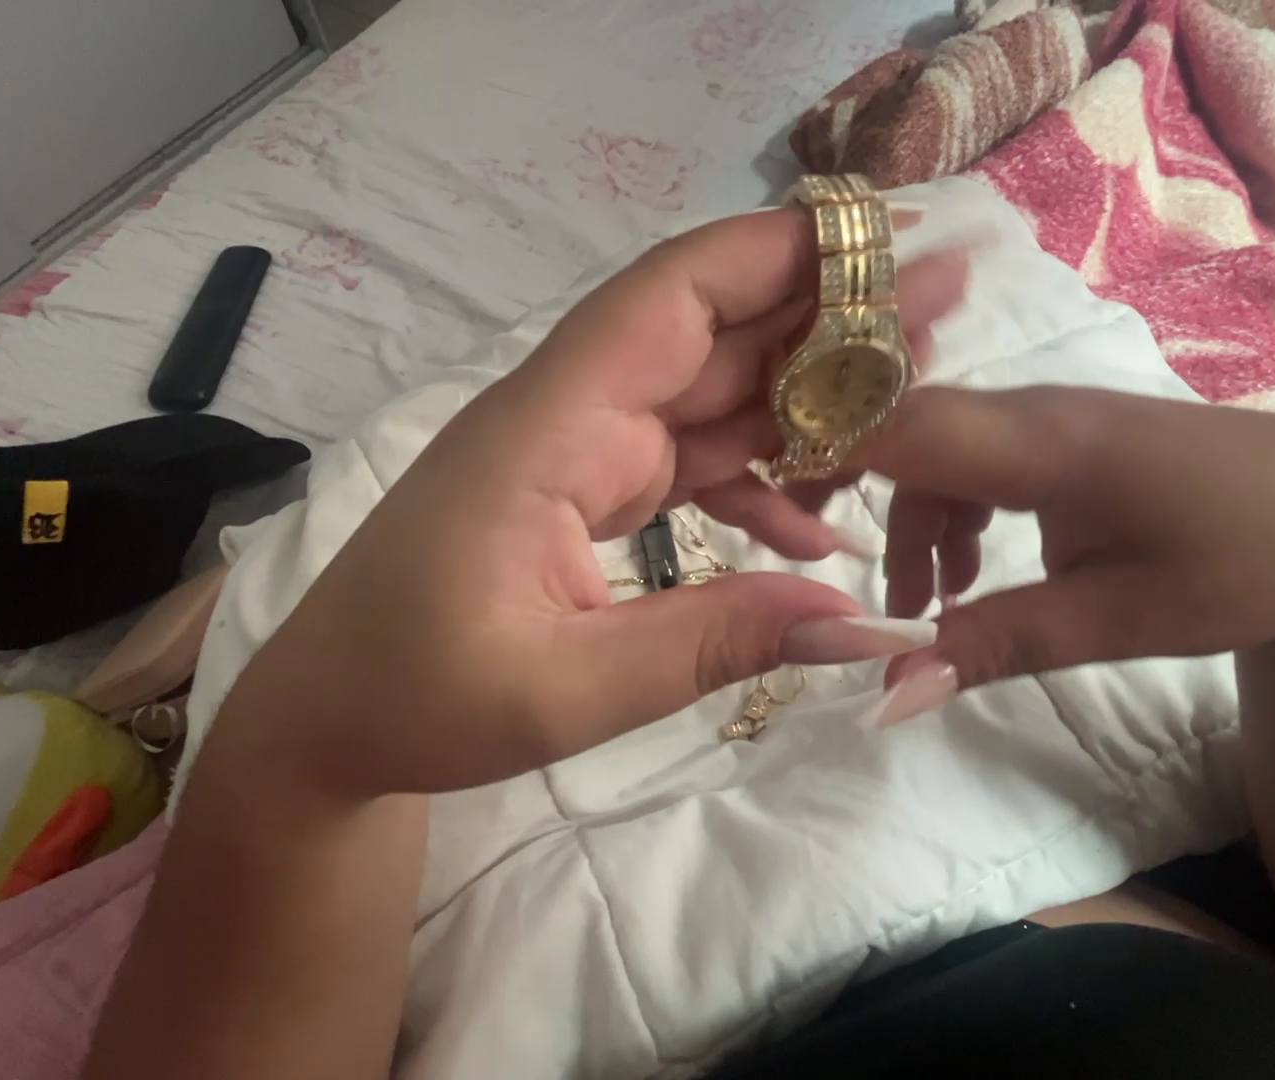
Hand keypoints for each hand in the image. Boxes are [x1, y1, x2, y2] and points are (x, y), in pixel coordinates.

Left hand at [222, 208, 967, 793]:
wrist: (333, 722)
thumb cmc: (417, 698)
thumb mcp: (567, 689)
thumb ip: (712, 645)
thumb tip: (858, 625)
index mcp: (549, 429)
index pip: (671, 299)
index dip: (778, 255)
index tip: (886, 241)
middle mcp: (570, 417)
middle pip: (709, 335)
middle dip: (825, 318)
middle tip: (941, 313)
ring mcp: (582, 455)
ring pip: (709, 397)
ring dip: (801, 400)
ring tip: (905, 410)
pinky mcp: (590, 494)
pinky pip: (691, 464)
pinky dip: (756, 482)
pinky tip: (814, 529)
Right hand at [854, 386, 1274, 700]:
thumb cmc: (1249, 565)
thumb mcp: (1113, 620)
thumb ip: (990, 647)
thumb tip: (884, 695)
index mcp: (1040, 443)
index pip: (896, 419)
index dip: (820, 445)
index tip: (766, 498)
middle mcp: (1033, 412)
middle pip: (904, 428)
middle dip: (846, 483)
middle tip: (813, 552)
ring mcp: (1051, 422)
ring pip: (940, 452)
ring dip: (912, 523)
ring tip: (924, 608)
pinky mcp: (1068, 441)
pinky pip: (979, 463)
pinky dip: (955, 518)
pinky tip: (974, 577)